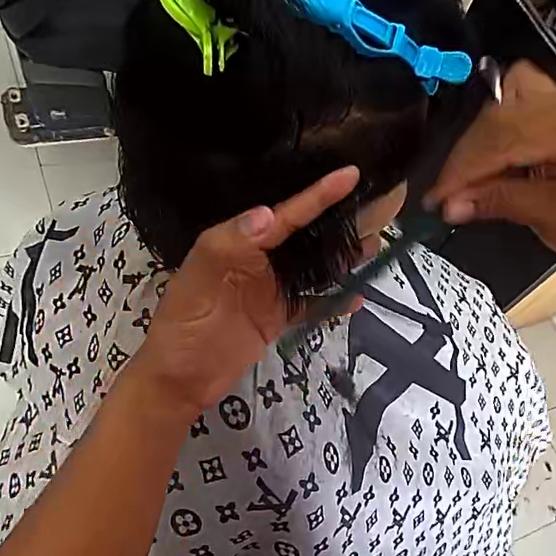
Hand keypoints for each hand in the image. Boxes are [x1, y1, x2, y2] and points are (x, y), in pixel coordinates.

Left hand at [126, 167, 360, 417]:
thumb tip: (269, 215)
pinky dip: (334, 301)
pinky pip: (311, 305)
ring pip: (313, 269)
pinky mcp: (277, 319)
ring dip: (341, 260)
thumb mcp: (198, 281)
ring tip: (374, 247)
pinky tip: (356, 297)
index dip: (318, 195)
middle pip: (305, 237)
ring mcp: (270, 292)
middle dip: (337, 222)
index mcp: (238, 244)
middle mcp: (258, 262)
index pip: (285, 215)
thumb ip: (229, 244)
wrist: (180, 380)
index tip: (350, 174)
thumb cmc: (182, 328)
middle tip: (376, 211)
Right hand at [425, 62, 555, 283]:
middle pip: (505, 110)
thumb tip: (455, 201)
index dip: (464, 166)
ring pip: (514, 112)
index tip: (437, 196)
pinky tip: (498, 182)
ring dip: (488, 149)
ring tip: (474, 190)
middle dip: (473, 155)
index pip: (504, 131)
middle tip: (451, 196)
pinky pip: (531, 129)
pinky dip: (508, 153)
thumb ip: (503, 201)